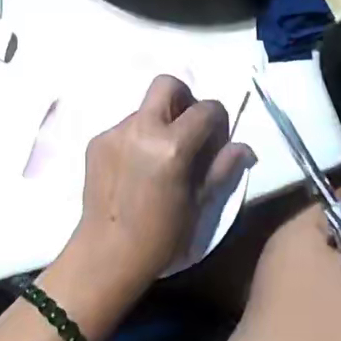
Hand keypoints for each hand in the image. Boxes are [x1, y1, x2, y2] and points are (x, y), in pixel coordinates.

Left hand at [66, 76, 255, 295]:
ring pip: (145, 108)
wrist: (106, 256)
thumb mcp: (200, 204)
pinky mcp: (97, 142)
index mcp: (172, 146)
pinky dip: (137, 137)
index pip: (206, 108)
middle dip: (184, 98)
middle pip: (167, 85)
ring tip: (159, 156)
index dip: (218, 120)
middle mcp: (142, 129)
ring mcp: (115, 133)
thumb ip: (222, 168)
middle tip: (188, 128)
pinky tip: (136, 168)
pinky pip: (125, 127)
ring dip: (159, 121)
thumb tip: (244, 148)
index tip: (216, 140)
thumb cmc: (161, 237)